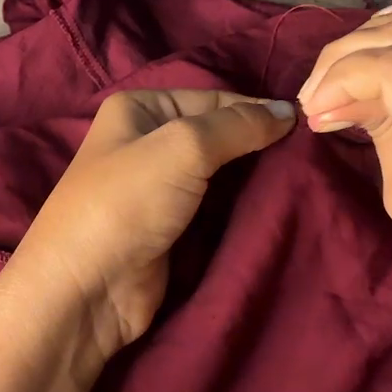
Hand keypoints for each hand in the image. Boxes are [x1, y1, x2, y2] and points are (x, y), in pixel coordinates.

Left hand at [4, 88, 296, 359]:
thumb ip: (237, 126)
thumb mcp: (184, 148)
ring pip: (219, 172)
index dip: (255, 110)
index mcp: (139, 107)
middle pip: (216, 134)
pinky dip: (242, 207)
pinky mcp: (169, 228)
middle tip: (308, 155)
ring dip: (253, 178)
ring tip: (302, 179)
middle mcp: (146, 140)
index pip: (211, 99)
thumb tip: (288, 111)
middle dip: (256, 144)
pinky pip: (214, 207)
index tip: (303, 127)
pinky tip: (276, 206)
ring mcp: (157, 187)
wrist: (84, 292)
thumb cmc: (126, 203)